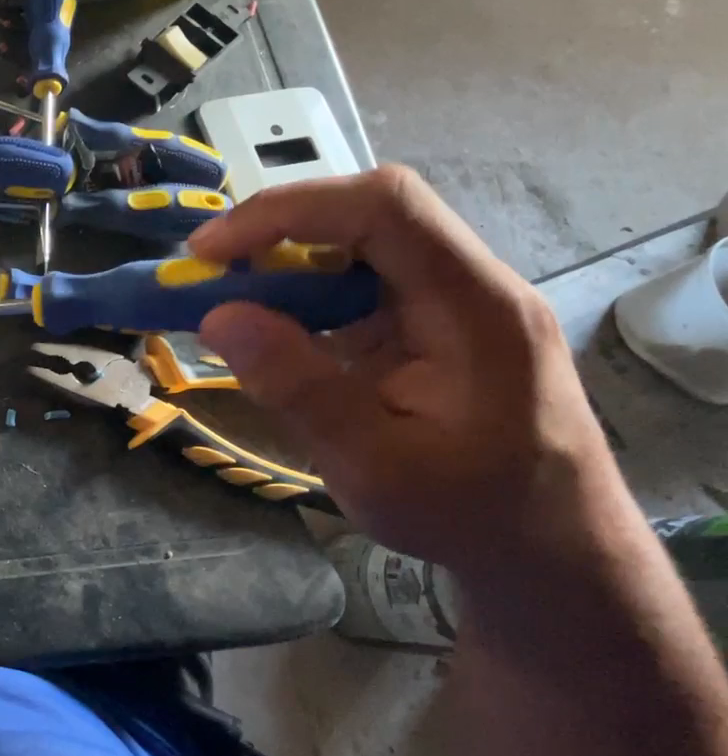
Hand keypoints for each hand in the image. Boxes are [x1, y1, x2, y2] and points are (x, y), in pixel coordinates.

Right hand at [188, 165, 629, 576]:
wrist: (547, 545)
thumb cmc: (467, 511)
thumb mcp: (370, 465)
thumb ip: (297, 387)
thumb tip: (217, 317)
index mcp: (474, 307)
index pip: (383, 209)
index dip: (287, 211)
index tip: (208, 253)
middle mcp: (471, 284)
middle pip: (370, 212)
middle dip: (276, 231)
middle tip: (207, 274)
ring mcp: (453, 300)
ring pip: (359, 243)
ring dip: (283, 263)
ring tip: (225, 303)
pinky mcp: (431, 322)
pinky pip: (358, 282)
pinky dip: (300, 295)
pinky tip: (271, 333)